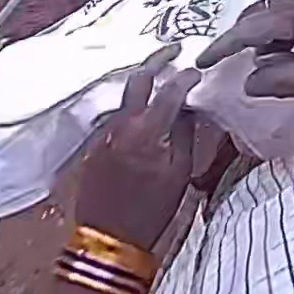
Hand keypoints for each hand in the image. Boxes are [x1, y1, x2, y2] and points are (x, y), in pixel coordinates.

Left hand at [74, 46, 199, 250]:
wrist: (108, 243)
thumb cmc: (151, 212)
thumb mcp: (180, 174)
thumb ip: (185, 134)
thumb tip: (189, 107)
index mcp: (147, 131)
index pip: (170, 91)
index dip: (185, 77)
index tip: (196, 72)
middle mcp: (123, 124)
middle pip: (139, 78)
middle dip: (157, 59)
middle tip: (173, 50)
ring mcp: (106, 131)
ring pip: (126, 94)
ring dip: (143, 80)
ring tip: (160, 71)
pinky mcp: (97, 141)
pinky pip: (117, 113)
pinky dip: (132, 103)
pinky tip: (143, 104)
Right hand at [196, 0, 293, 97]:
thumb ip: (280, 81)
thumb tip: (249, 82)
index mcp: (291, 16)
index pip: (245, 31)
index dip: (221, 47)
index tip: (202, 61)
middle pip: (252, 16)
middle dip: (236, 38)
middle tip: (224, 60)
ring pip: (267, 11)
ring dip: (258, 33)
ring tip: (260, 60)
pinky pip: (282, 7)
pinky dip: (273, 26)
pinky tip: (283, 45)